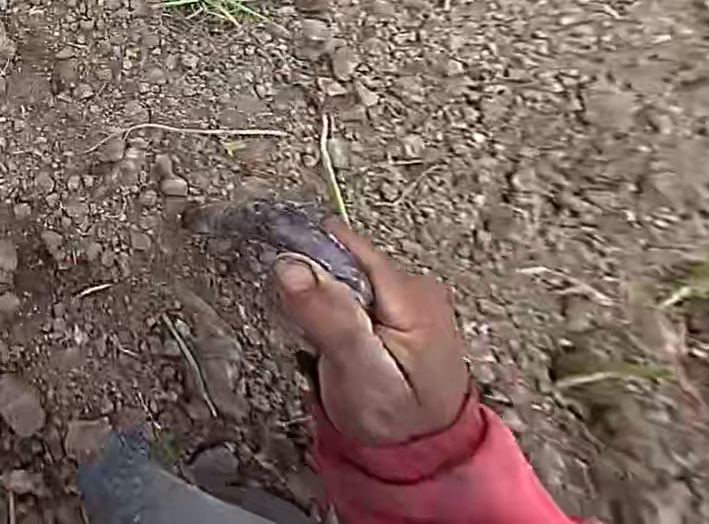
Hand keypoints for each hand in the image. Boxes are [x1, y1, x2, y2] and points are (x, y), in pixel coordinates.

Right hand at [272, 217, 470, 444]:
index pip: (343, 246)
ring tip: (328, 340)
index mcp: (412, 294)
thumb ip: (327, 315)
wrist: (419, 463)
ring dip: (325, 301)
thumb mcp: (356, 370)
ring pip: (344, 274)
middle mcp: (415, 286)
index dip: (309, 260)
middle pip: (342, 259)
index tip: (289, 282)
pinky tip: (339, 339)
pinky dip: (336, 310)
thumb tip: (292, 265)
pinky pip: (352, 290)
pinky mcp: (397, 307)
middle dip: (318, 287)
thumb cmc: (396, 423)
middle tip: (316, 331)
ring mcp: (409, 296)